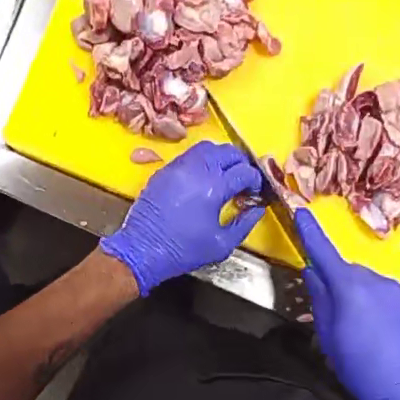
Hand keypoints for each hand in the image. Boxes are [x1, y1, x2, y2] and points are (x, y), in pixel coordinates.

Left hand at [99, 141, 264, 295]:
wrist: (142, 251)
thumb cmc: (183, 251)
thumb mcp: (222, 245)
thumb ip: (244, 224)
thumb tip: (257, 209)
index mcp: (214, 187)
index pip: (244, 171)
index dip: (255, 181)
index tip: (254, 193)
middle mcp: (196, 170)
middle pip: (228, 151)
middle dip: (240, 164)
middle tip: (242, 182)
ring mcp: (177, 167)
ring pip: (207, 148)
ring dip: (220, 158)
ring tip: (223, 177)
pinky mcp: (163, 171)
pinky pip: (188, 156)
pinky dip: (201, 162)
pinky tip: (202, 180)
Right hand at [295, 210, 399, 399]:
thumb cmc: (359, 369)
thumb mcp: (329, 337)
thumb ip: (320, 301)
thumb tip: (313, 273)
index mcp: (352, 289)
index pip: (325, 255)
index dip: (311, 234)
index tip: (302, 215)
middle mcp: (380, 283)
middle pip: (352, 274)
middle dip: (341, 286)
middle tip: (334, 316)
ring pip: (374, 288)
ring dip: (364, 301)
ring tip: (362, 334)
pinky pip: (394, 301)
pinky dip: (384, 311)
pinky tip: (384, 338)